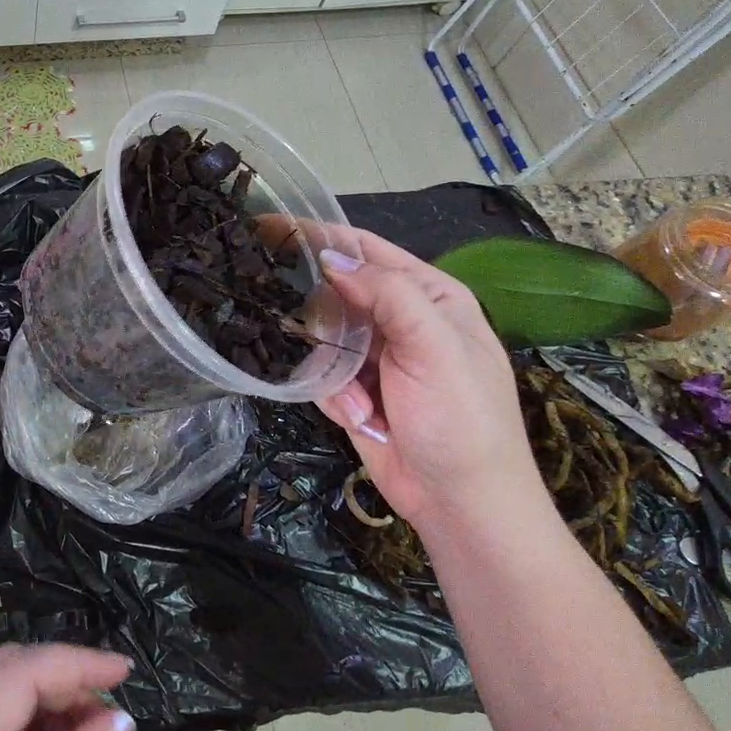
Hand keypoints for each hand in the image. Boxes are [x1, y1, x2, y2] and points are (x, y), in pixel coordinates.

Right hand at [255, 218, 544, 534]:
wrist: (462, 503)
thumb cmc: (460, 419)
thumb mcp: (434, 347)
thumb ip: (387, 293)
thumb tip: (331, 258)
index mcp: (430, 297)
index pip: (367, 250)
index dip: (321, 236)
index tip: (269, 227)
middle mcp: (401, 320)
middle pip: (337, 290)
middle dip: (314, 306)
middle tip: (284, 312)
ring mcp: (376, 357)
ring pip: (322, 334)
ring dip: (327, 362)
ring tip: (353, 393)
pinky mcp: (355, 391)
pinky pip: (321, 374)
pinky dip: (332, 394)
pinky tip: (360, 417)